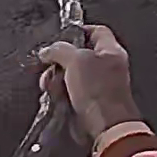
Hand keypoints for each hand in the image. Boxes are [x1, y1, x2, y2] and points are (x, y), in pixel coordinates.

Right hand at [38, 26, 143, 140]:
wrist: (103, 125)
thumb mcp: (76, 60)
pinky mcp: (84, 100)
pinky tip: (56, 96)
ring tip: (53, 86)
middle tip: (50, 65)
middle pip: (75, 54)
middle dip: (58, 60)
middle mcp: (104, 66)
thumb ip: (59, 49)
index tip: (60, 37)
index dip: (77, 31)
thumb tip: (46, 51)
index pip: (96, 31)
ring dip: (54, 78)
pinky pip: (64, 90)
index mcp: (110, 51)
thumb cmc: (97, 90)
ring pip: (66, 73)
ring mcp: (94, 84)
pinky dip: (57, 92)